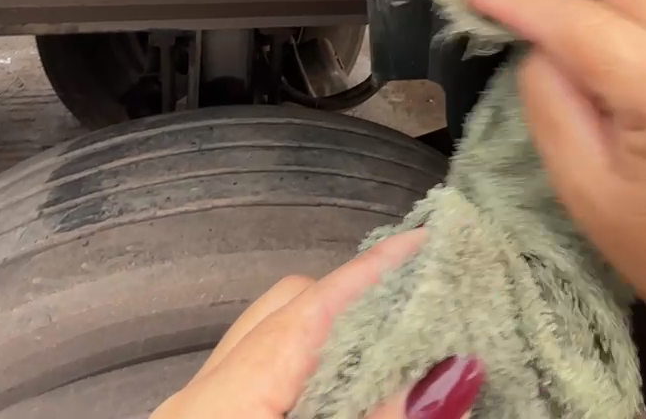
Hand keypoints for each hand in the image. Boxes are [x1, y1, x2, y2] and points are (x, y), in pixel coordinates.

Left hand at [151, 228, 484, 418]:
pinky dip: (310, 370)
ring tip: (398, 345)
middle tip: (426, 303)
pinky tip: (348, 395)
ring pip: (273, 339)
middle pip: (288, 307)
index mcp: (220, 405)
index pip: (309, 307)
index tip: (430, 243)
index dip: (374, 270)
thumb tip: (450, 376)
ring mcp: (194, 414)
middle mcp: (199, 397)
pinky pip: (261, 376)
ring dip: (336, 334)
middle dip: (359, 296)